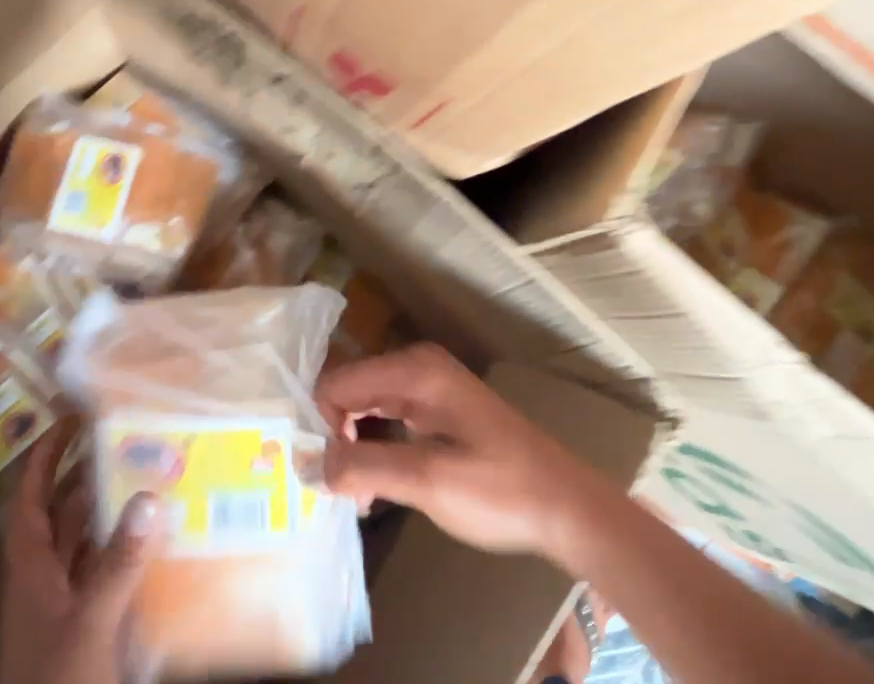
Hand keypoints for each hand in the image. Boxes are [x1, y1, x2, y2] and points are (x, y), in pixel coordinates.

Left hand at [0, 428, 163, 683]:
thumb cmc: (58, 678)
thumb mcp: (90, 621)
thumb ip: (118, 563)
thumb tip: (148, 497)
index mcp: (31, 568)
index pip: (31, 498)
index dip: (46, 456)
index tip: (72, 418)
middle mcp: (48, 577)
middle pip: (67, 513)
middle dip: (95, 474)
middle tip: (137, 437)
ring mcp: (70, 601)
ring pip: (92, 541)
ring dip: (118, 511)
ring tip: (158, 474)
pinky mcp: (93, 621)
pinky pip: (112, 571)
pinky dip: (133, 549)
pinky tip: (165, 536)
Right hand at [315, 343, 607, 561]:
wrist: (565, 508)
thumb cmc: (501, 491)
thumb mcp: (429, 481)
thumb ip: (363, 467)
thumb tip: (308, 464)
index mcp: (415, 371)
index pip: (336, 383)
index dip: (321, 428)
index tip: (327, 477)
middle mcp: (419, 367)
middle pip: (348, 392)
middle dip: (335, 440)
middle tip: (344, 494)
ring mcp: (431, 386)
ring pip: (365, 407)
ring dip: (353, 450)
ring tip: (362, 498)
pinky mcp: (440, 410)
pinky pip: (387, 418)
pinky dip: (374, 450)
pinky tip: (379, 487)